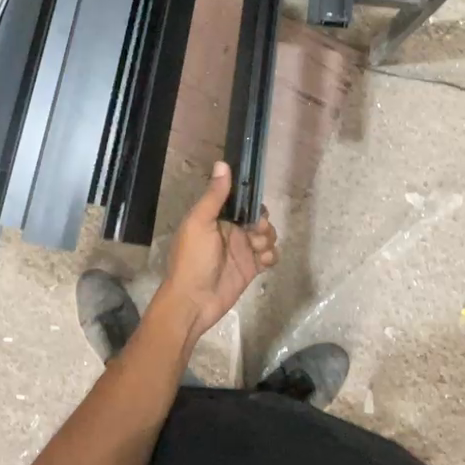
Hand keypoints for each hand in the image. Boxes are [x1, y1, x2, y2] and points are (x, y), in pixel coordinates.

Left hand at [152, 162, 277, 341]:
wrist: (193, 301)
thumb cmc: (192, 258)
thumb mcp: (199, 222)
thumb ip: (214, 195)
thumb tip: (223, 163)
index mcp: (216, 217)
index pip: (240, 201)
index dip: (250, 201)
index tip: (254, 206)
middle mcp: (231, 231)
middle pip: (257, 217)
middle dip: (262, 222)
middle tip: (255, 232)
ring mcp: (242, 251)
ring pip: (266, 236)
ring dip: (267, 239)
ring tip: (257, 249)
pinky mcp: (251, 269)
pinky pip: (270, 256)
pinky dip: (271, 256)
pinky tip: (262, 261)